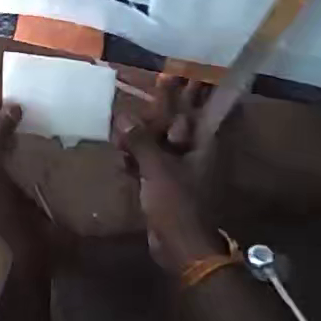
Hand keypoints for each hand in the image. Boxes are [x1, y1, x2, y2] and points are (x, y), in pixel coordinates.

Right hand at [113, 77, 225, 271]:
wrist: (182, 248)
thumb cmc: (177, 204)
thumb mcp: (156, 168)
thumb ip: (140, 140)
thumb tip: (123, 116)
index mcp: (201, 145)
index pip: (191, 110)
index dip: (181, 92)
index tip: (169, 73)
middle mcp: (194, 153)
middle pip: (174, 124)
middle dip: (155, 113)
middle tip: (137, 97)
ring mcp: (180, 170)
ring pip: (159, 144)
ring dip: (140, 138)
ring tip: (120, 131)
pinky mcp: (166, 186)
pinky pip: (150, 163)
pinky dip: (137, 159)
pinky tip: (121, 158)